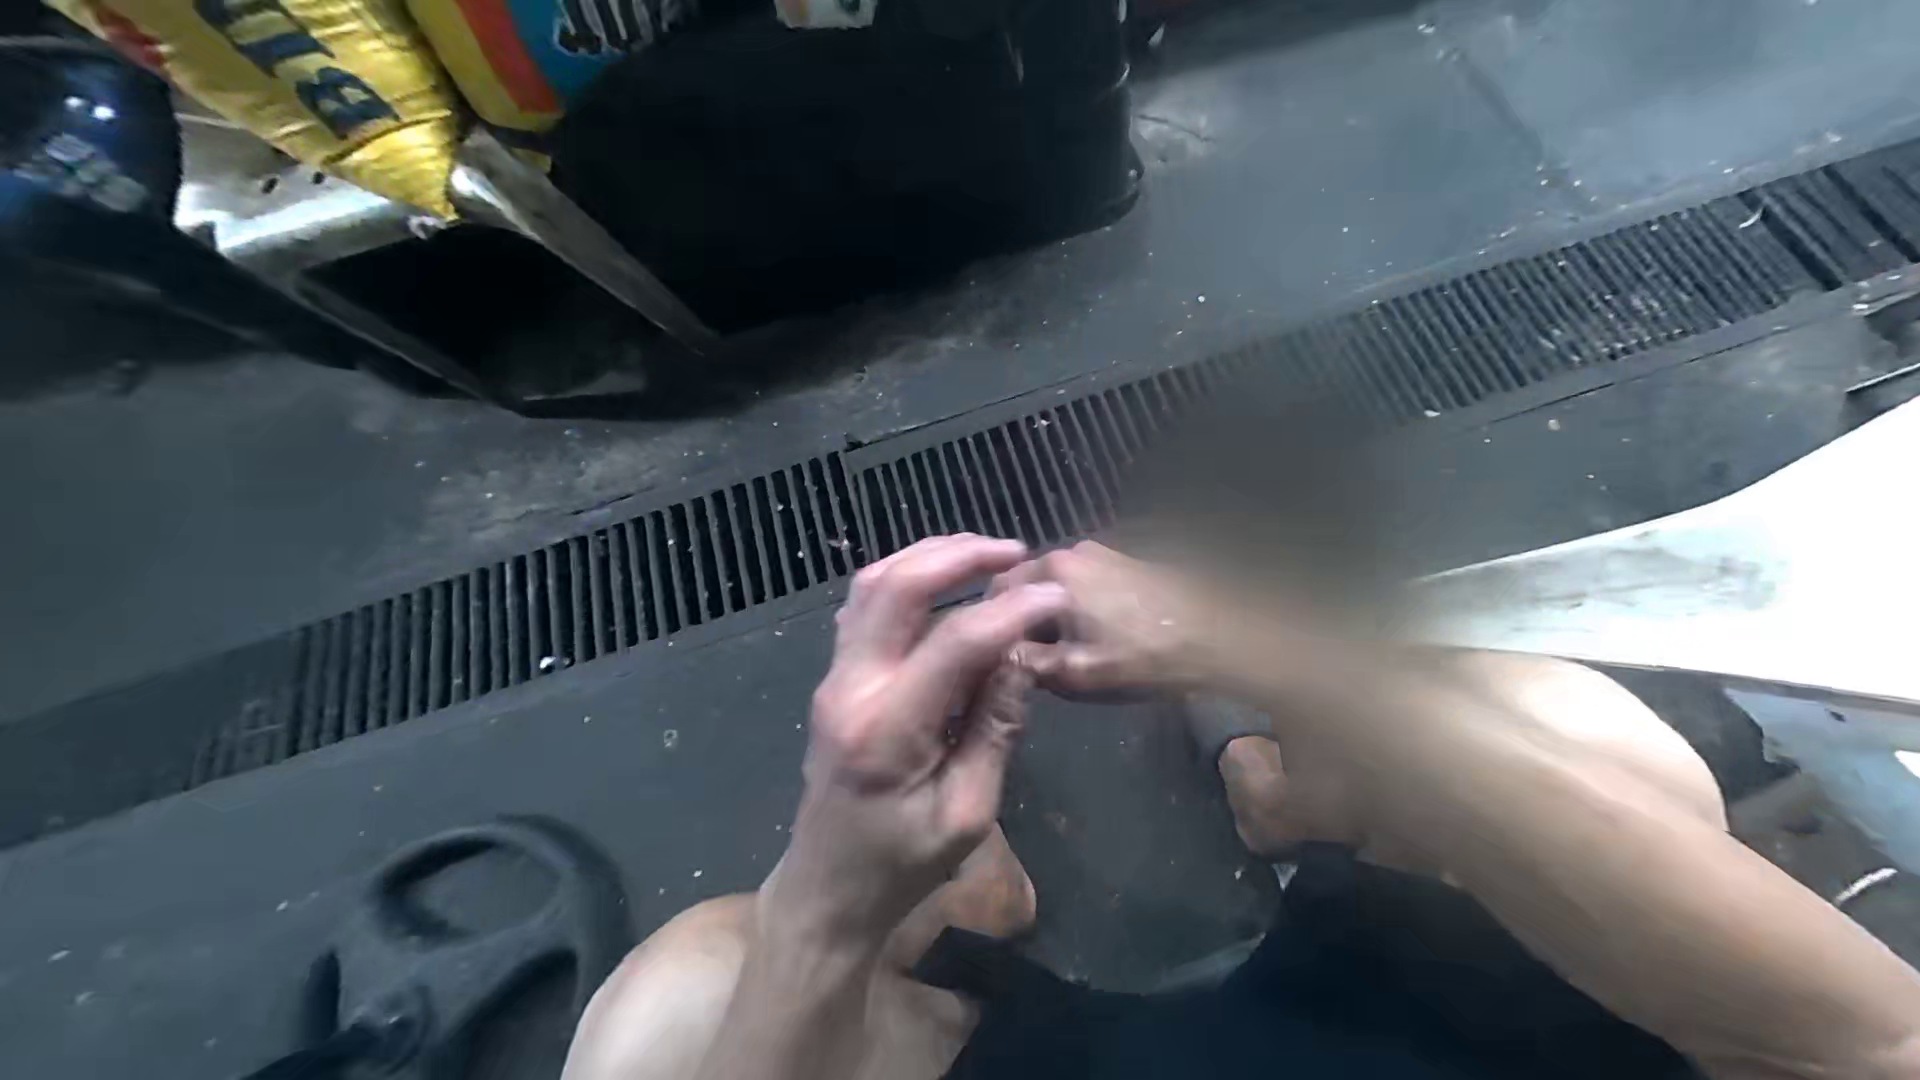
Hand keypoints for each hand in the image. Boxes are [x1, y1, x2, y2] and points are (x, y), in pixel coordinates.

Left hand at [763, 535, 1068, 950]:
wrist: (828, 887)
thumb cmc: (903, 863)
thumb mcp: (968, 811)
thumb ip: (997, 727)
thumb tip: (1023, 653)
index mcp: (887, 729)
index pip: (955, 643)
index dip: (1011, 611)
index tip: (1055, 596)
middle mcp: (851, 687)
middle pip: (897, 589)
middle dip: (959, 558)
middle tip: (1014, 551)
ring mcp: (834, 676)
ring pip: (872, 585)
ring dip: (927, 557)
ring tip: (981, 551)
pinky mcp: (834, 676)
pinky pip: (863, 605)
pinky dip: (903, 577)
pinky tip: (937, 576)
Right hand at [996, 541, 1224, 699]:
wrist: (1218, 637)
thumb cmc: (1144, 657)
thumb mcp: (1078, 673)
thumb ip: (1026, 663)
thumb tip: (994, 655)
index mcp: (1053, 572)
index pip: (995, 593)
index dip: (992, 626)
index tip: (996, 655)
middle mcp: (1070, 551)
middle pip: (1024, 586)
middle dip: (1020, 619)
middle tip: (1029, 658)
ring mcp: (1099, 552)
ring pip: (1052, 585)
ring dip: (1047, 612)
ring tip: (1062, 648)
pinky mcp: (1121, 560)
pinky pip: (1078, 582)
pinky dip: (1072, 604)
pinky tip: (1092, 633)